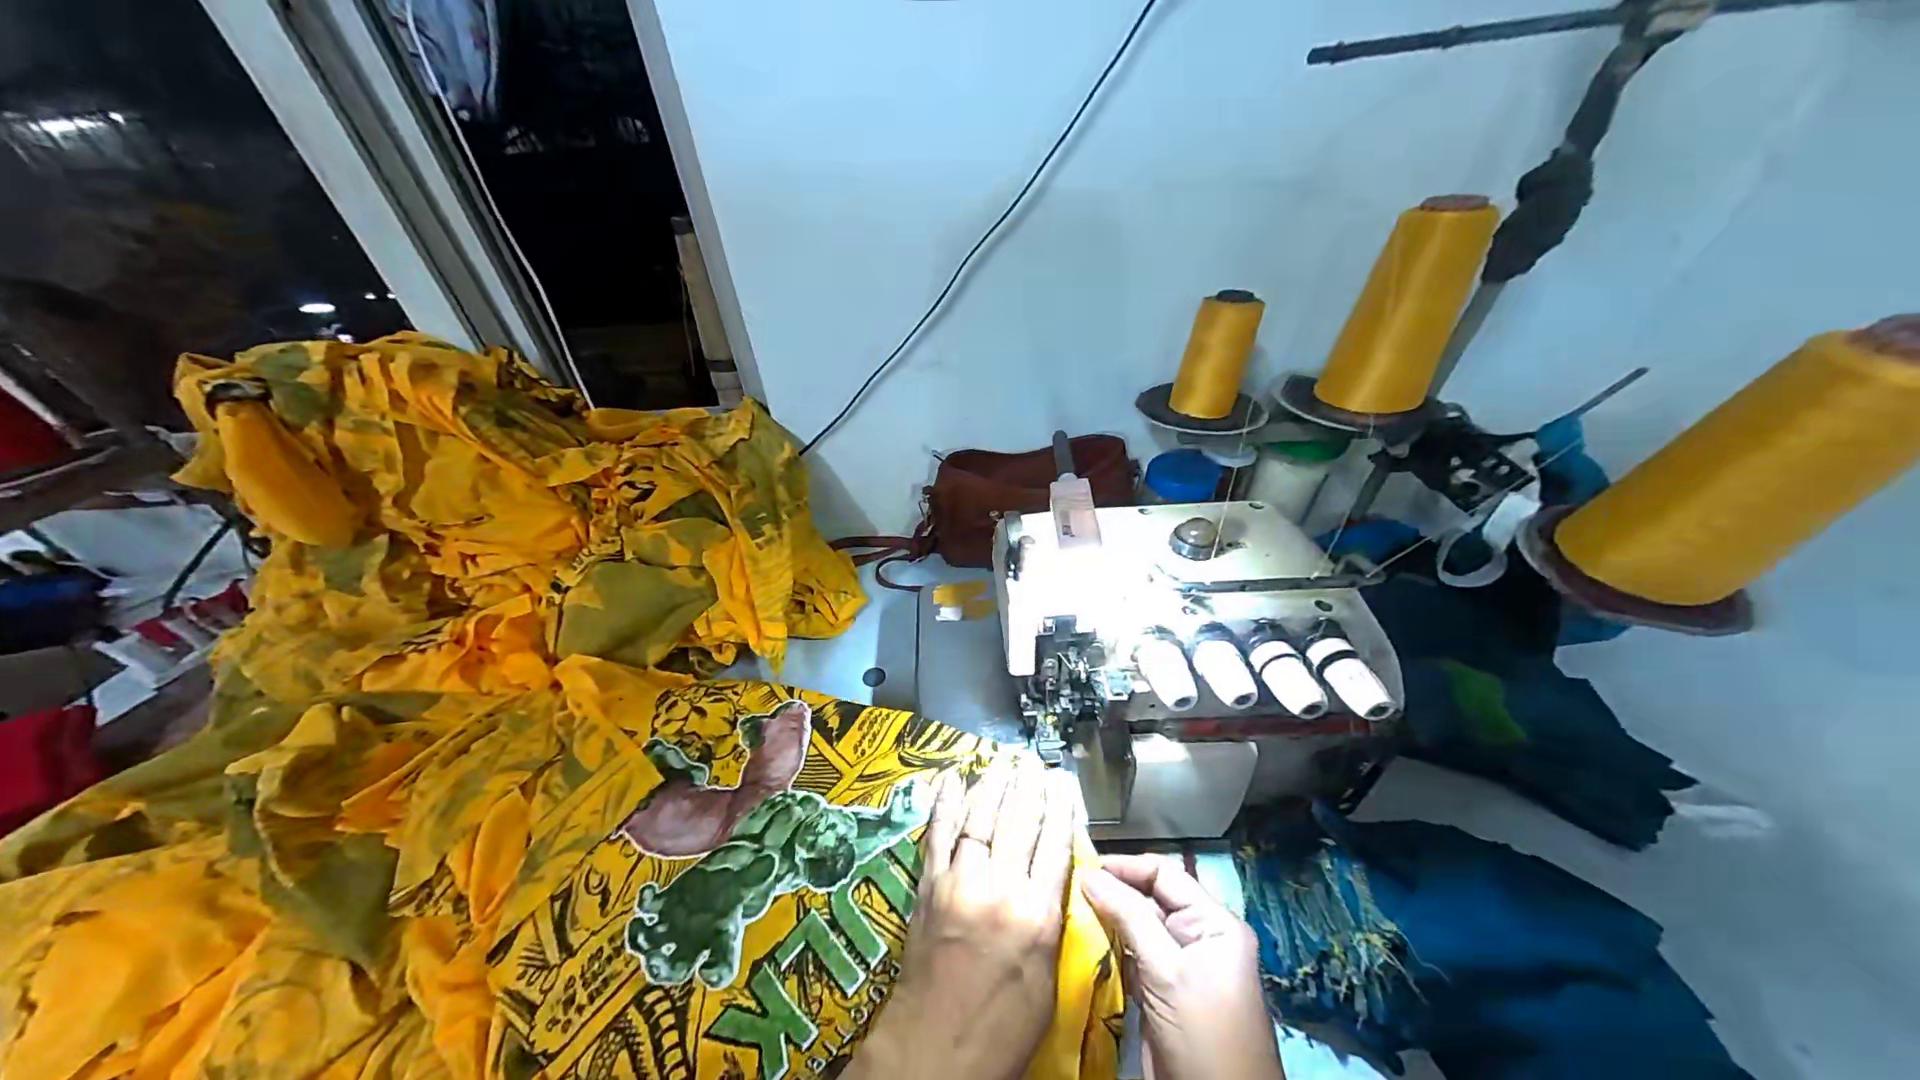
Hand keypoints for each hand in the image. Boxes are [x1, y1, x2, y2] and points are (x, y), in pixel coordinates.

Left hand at [847, 757, 1079, 1079]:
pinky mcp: (928, 886)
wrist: (935, 1050)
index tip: (1063, 783)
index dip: (1059, 808)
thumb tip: (1053, 877)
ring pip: (979, 819)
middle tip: (1034, 762)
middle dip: (1028, 787)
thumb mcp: (1047, 978)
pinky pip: (938, 834)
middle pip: (1018, 823)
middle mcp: (1000, 889)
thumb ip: (1050, 919)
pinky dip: (944, 804)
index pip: (1054, 845)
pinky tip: (951, 779)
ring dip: (992, 786)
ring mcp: (960, 883)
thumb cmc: (1002, 1027)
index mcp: (1038, 916)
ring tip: (1003, 762)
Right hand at [1081, 854, 1283, 1079]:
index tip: (1082, 867)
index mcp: (1213, 923)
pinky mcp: (1162, 992)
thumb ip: (1128, 916)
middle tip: (1068, 888)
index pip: (1164, 875)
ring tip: (1068, 910)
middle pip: (1150, 898)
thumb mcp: (1167, 971)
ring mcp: (1180, 966)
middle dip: (1112, 891)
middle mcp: (1198, 937)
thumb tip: (1088, 874)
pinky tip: (1082, 941)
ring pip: (1137, 927)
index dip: (1125, 867)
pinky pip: (1133, 956)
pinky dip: (1110, 948)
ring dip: (1107, 919)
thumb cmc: (1203, 1036)